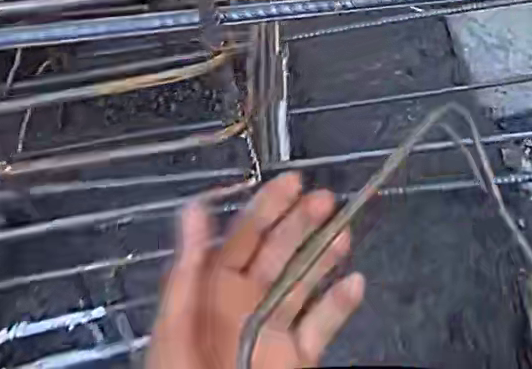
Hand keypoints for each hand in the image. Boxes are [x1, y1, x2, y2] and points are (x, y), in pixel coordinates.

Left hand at [149, 173, 365, 368]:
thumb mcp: (176, 337)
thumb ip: (186, 275)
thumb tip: (193, 208)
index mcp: (212, 294)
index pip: (243, 238)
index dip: (268, 206)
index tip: (294, 181)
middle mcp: (245, 305)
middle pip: (279, 252)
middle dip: (302, 222)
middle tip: (327, 200)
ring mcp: (273, 334)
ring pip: (305, 281)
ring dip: (325, 254)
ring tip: (345, 233)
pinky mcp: (297, 360)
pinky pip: (322, 326)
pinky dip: (341, 304)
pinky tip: (356, 283)